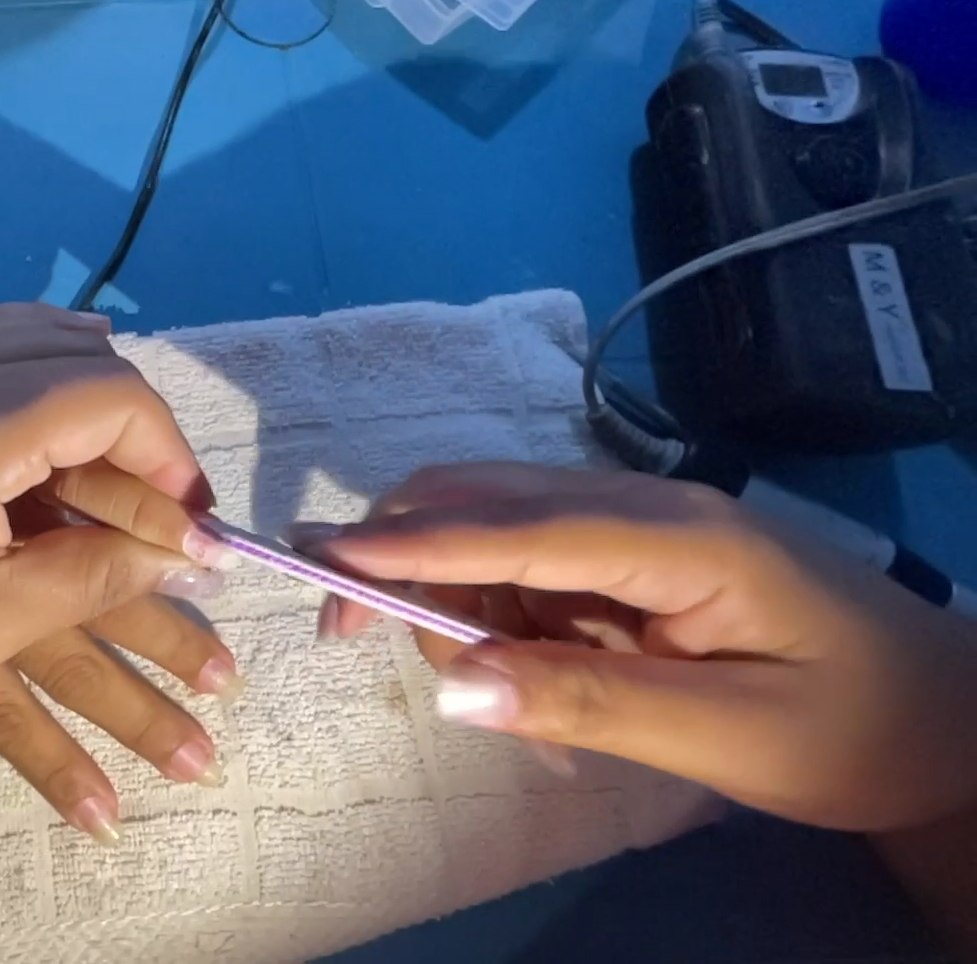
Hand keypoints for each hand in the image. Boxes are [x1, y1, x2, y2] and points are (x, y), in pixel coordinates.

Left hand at [0, 305, 223, 799]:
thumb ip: (97, 574)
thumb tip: (192, 552)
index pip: (109, 398)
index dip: (170, 459)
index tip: (192, 528)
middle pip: (86, 361)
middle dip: (143, 435)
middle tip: (164, 513)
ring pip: (44, 337)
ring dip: (98, 399)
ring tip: (122, 475)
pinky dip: (48, 365)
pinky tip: (69, 404)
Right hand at [293, 463, 976, 831]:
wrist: (947, 709)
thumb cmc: (858, 726)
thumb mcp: (735, 738)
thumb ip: (590, 704)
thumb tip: (454, 691)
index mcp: (674, 536)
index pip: (514, 529)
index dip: (413, 544)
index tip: (323, 557)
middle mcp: (625, 501)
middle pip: (468, 498)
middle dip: (391, 552)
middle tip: (344, 627)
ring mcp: (606, 514)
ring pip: (468, 523)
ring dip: (432, 587)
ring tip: (471, 669)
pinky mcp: (593, 539)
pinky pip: (495, 554)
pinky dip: (467, 598)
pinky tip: (500, 651)